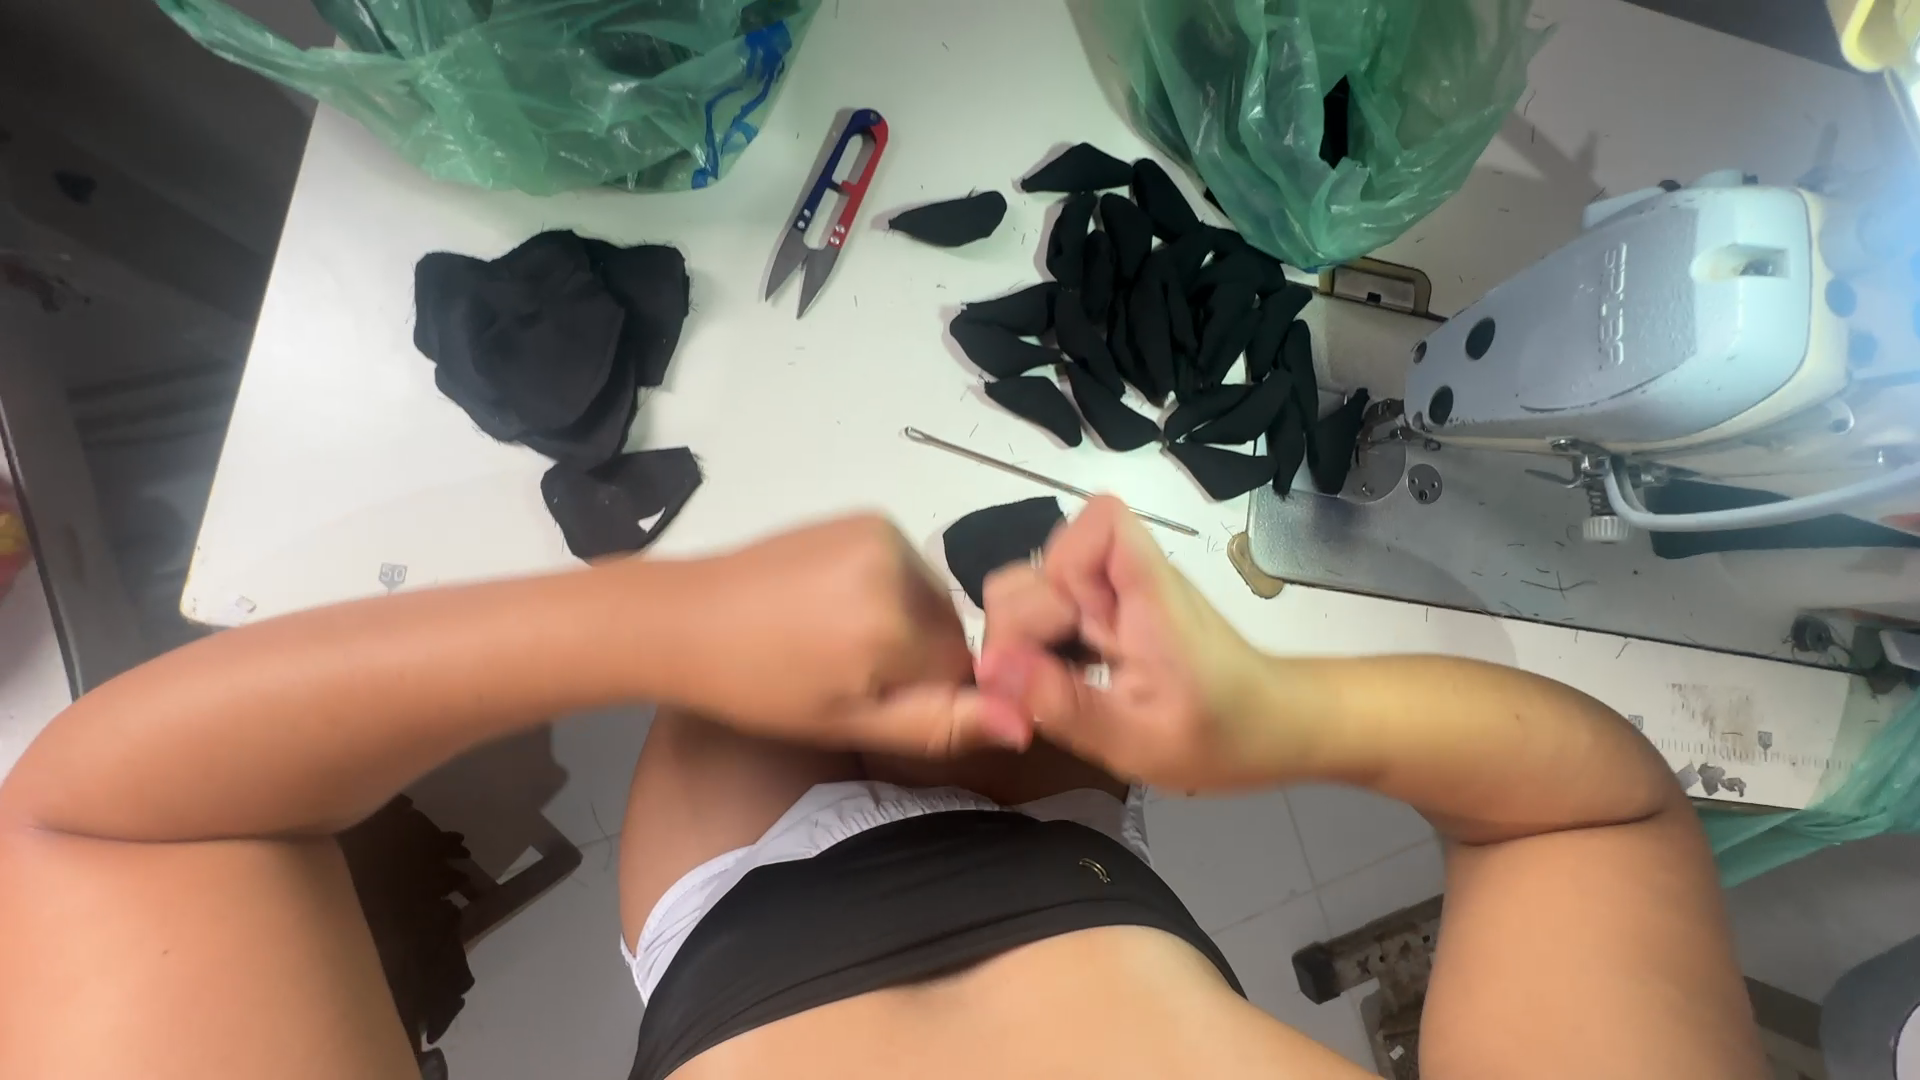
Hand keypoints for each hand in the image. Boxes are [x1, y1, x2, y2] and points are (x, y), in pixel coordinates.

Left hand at [661, 514, 1031, 755]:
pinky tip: (838, 603)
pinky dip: (889, 589)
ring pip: (930, 597)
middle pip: (949, 627)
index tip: (872, 694)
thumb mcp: (849, 723)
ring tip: (839, 637)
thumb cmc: (762, 688)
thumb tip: (1026, 722)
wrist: (688, 618)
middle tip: (850, 669)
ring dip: (905, 621)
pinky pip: (908, 567)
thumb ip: (938, 723)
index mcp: (893, 624)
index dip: (923, 690)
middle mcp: (899, 564)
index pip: (962, 667)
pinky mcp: (867, 517)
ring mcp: (882, 531)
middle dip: (916, 654)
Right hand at [975, 496, 1283, 789]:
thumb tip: (993, 668)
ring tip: (1050, 681)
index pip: (1102, 521)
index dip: (1064, 564)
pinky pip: (1053, 607)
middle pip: (1049, 558)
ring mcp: (1117, 595)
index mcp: (1151, 593)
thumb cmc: (1220, 735)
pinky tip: (1059, 677)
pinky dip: (1040, 641)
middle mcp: (1129, 579)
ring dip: (1028, 634)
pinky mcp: (1108, 612)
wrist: (1271, 727)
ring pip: (1040, 583)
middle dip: (1025, 619)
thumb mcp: (1139, 742)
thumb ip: (1066, 705)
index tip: (1062, 629)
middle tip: (1040, 680)